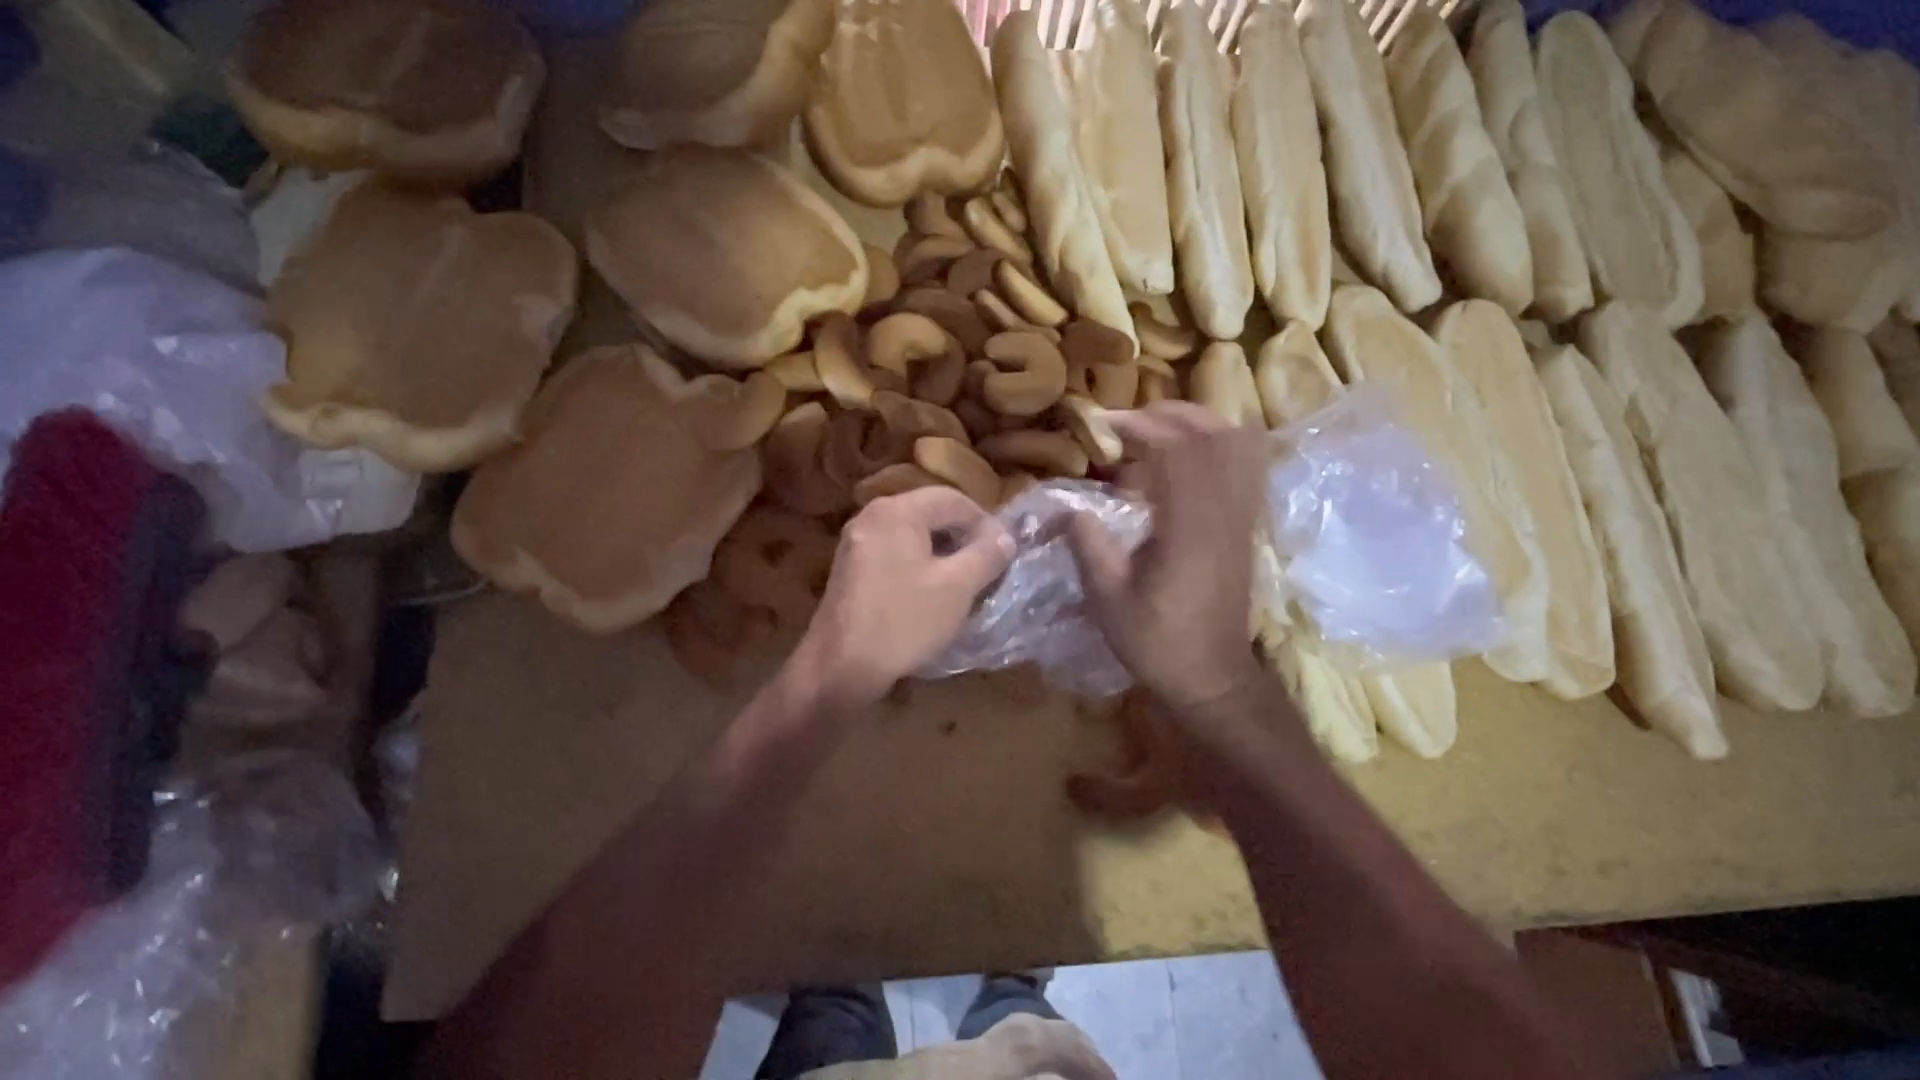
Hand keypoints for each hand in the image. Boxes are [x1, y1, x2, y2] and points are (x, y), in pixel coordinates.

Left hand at [796, 486, 1014, 709]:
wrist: (841, 667)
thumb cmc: (904, 621)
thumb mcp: (957, 588)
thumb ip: (986, 555)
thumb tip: (1005, 538)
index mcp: (897, 511)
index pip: (953, 500)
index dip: (985, 523)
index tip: (1005, 553)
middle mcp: (871, 516)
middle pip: (930, 514)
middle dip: (963, 538)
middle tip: (989, 567)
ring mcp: (856, 543)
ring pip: (911, 537)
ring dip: (942, 554)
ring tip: (966, 583)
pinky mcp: (850, 570)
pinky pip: (894, 555)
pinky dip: (918, 566)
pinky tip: (932, 594)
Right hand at [1070, 403, 1268, 711]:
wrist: (1212, 677)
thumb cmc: (1157, 641)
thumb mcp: (1107, 597)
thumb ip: (1087, 543)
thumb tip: (1067, 506)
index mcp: (1189, 526)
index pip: (1177, 450)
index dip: (1142, 425)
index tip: (1106, 423)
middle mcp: (1224, 512)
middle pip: (1214, 436)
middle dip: (1171, 415)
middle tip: (1131, 419)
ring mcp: (1243, 519)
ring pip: (1238, 448)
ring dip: (1200, 426)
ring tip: (1161, 430)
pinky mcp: (1247, 529)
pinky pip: (1246, 470)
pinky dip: (1221, 449)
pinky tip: (1190, 460)